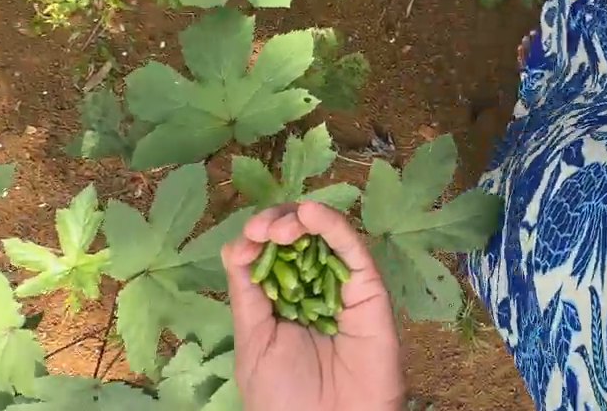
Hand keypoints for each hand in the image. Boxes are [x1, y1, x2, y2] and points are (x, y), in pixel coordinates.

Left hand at [221, 202, 403, 410]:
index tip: (248, 238)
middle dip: (278, 223)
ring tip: (281, 227)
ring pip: (326, 234)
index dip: (260, 237)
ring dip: (302, 220)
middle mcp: (313, 284)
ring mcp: (342, 281)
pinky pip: (352, 247)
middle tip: (263, 231)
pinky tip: (311, 214)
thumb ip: (248, 293)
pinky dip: (333, 224)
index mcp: (283, 298)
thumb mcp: (254, 344)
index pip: (272, 252)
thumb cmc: (283, 399)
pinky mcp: (369, 284)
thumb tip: (237, 243)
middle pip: (300, 236)